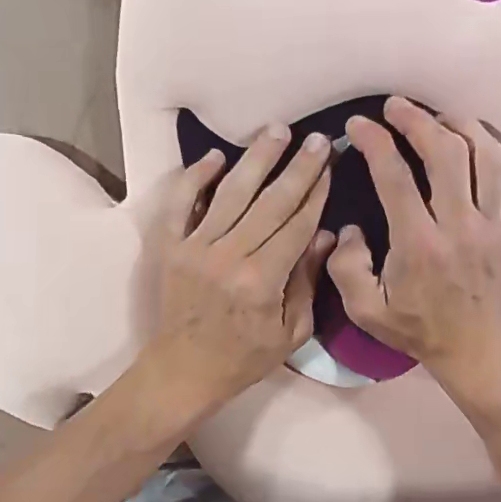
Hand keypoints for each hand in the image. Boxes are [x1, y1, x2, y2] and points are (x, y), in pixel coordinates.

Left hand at [141, 123, 336, 413]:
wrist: (184, 369)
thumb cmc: (244, 357)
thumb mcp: (290, 332)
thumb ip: (306, 281)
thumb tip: (326, 235)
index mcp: (262, 280)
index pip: (296, 225)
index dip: (316, 193)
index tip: (330, 166)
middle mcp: (229, 256)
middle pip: (270, 202)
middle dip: (297, 168)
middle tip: (316, 140)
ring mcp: (195, 248)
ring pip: (230, 193)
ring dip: (255, 160)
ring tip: (275, 131)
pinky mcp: (170, 248)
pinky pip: (181, 204)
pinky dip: (195, 178)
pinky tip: (215, 157)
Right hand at [327, 96, 500, 389]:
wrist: (477, 351)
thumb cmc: (417, 329)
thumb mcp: (364, 311)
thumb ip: (346, 267)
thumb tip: (348, 228)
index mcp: (420, 244)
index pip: (395, 176)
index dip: (374, 142)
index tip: (358, 125)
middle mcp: (460, 226)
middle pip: (447, 153)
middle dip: (418, 120)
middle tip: (395, 106)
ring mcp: (493, 226)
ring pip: (488, 157)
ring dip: (463, 127)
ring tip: (439, 117)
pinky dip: (497, 158)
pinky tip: (476, 150)